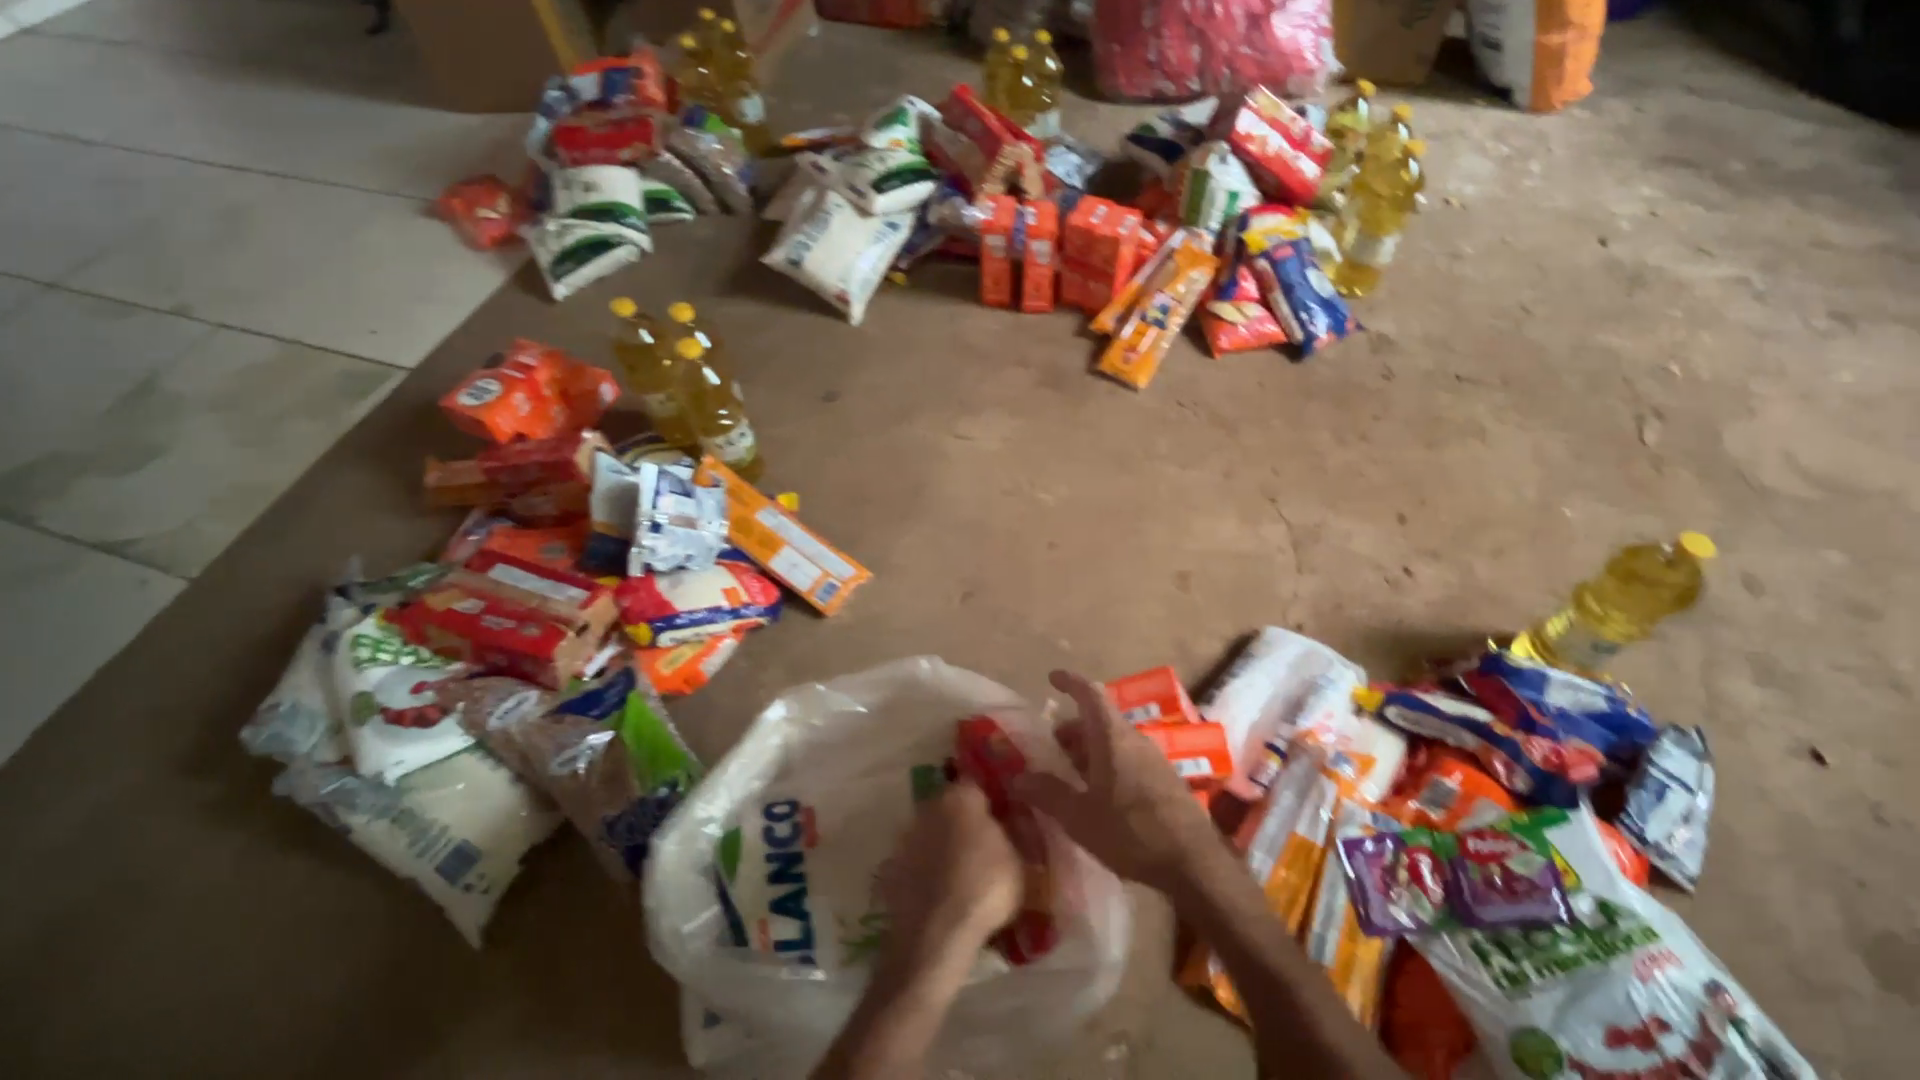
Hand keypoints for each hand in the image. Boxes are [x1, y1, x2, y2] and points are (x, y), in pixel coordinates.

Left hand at [878, 779, 1022, 965]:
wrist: (936, 933)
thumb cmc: (986, 888)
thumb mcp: (1019, 861)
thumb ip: (1012, 836)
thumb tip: (1010, 826)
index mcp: (960, 798)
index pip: (978, 786)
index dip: (991, 802)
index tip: (1004, 819)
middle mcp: (928, 808)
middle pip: (950, 808)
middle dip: (964, 822)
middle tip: (984, 847)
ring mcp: (905, 838)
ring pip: (930, 834)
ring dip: (942, 846)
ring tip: (961, 874)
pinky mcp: (890, 868)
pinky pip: (915, 863)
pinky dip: (925, 872)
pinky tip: (940, 893)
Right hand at [1011, 670, 1224, 897]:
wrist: (1193, 863)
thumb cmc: (1130, 831)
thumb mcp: (1079, 816)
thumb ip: (1048, 793)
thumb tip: (1018, 777)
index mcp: (1112, 738)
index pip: (1090, 695)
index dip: (1070, 682)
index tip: (1052, 678)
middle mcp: (1135, 741)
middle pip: (1100, 721)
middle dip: (1073, 729)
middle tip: (1051, 748)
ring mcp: (1154, 761)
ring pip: (1115, 743)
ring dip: (1090, 751)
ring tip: (1070, 775)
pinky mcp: (1165, 783)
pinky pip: (1129, 761)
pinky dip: (1108, 766)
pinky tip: (1099, 796)